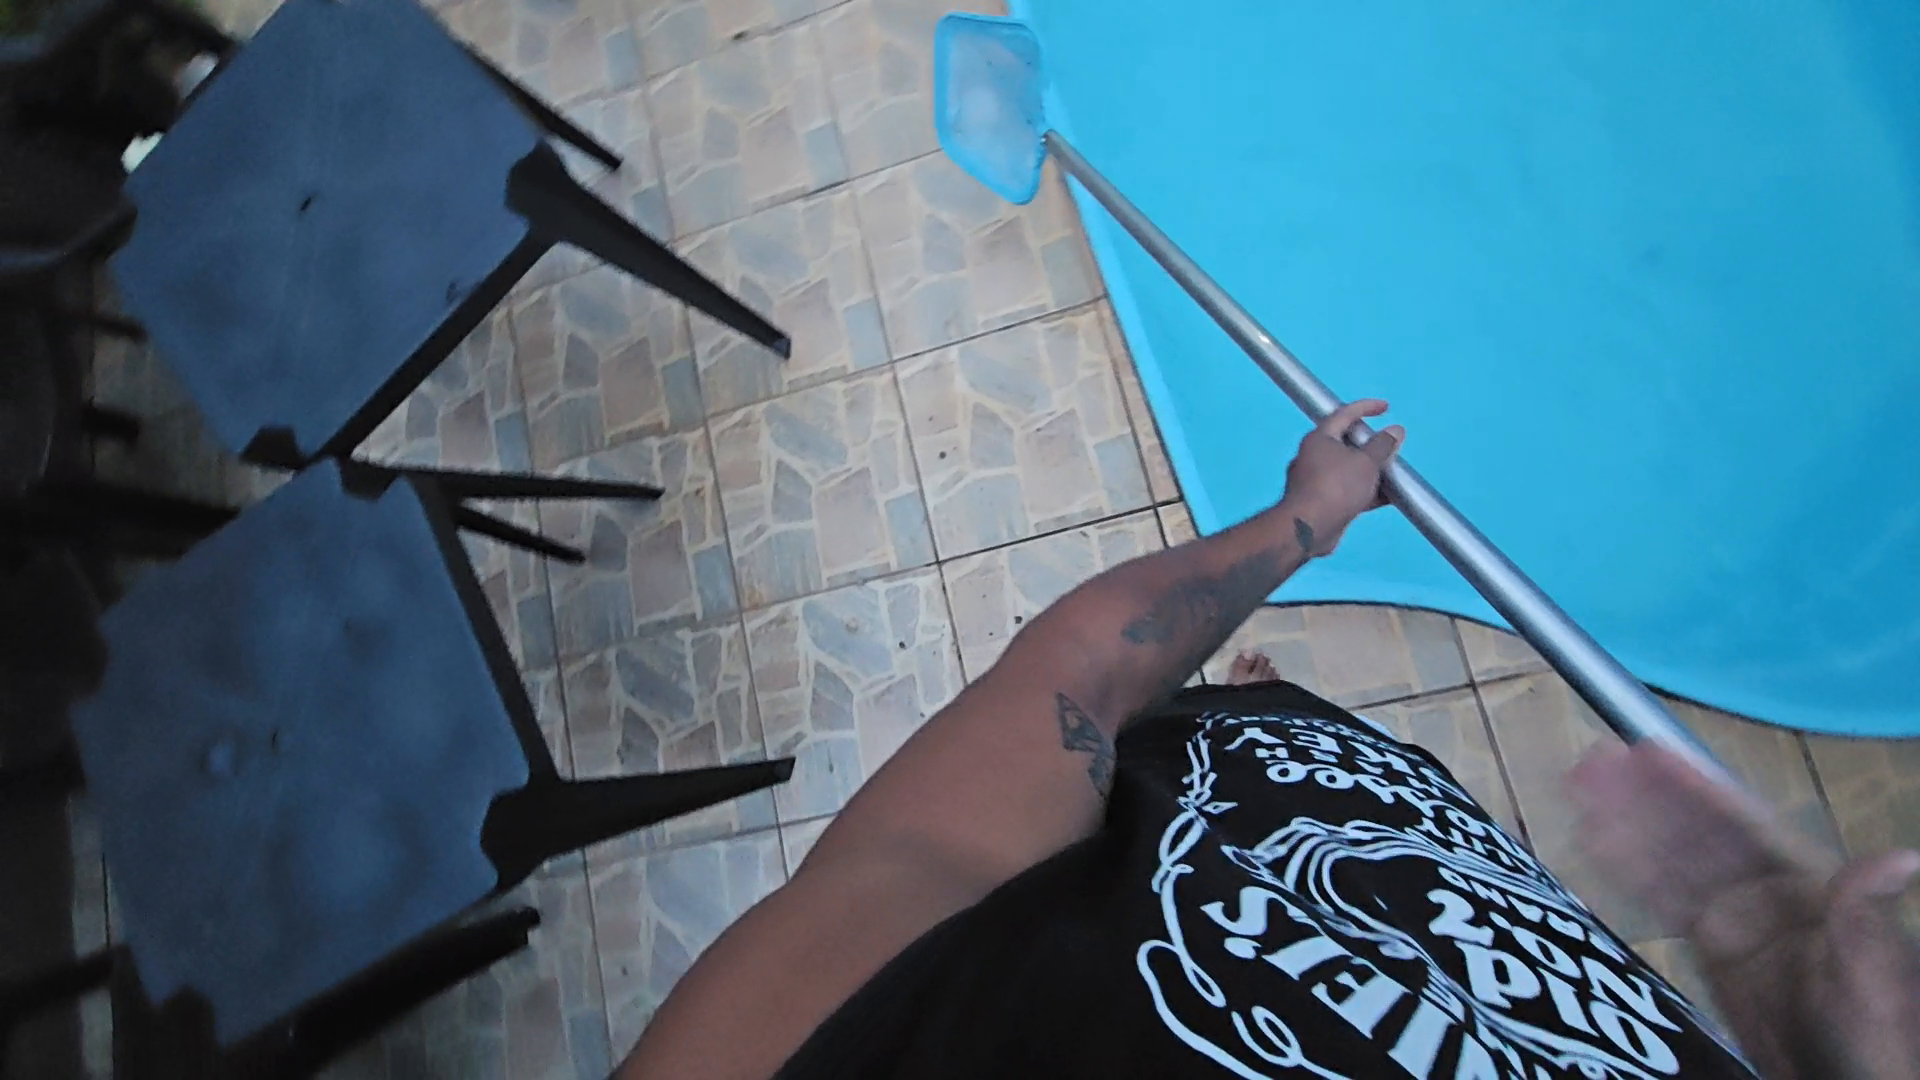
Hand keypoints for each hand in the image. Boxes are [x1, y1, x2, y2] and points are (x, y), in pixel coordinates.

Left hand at [1279, 399, 1403, 555]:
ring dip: (1371, 471)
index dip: (1365, 407)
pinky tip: (1388, 497)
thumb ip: (1383, 445)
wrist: (1310, 527)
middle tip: (1391, 447)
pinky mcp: (1319, 502)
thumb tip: (1395, 430)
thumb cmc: (1337, 486)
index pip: (1343, 414)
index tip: (1385, 407)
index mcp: (1318, 439)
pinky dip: (1366, 491)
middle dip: (1370, 445)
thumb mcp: (1367, 461)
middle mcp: (1312, 457)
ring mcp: (1314, 481)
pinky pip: (1347, 490)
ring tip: (1395, 473)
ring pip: (1348, 469)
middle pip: (1345, 443)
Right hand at [1571, 742, 1919, 1078]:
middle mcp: (1764, 890)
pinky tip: (1592, 840)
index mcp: (1807, 886)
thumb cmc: (1876, 1036)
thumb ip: (1863, 913)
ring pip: (1666, 854)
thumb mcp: (1875, 975)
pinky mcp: (1708, 940)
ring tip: (1578, 786)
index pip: (1741, 823)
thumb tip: (1903, 859)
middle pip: (1692, 830)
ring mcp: (1733, 914)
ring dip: (1622, 818)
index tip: (1648, 751)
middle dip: (1642, 793)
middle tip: (1593, 759)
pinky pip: (1658, 893)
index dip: (1694, 784)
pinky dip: (1623, 864)